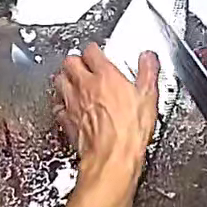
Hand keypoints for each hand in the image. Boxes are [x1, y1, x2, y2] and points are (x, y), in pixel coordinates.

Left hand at [54, 42, 159, 176]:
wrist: (112, 157)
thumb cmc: (129, 130)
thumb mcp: (148, 97)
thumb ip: (148, 73)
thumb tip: (148, 58)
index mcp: (105, 76)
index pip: (92, 51)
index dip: (94, 50)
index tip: (97, 52)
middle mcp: (85, 86)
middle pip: (70, 62)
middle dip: (75, 61)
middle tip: (81, 64)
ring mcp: (73, 102)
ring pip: (59, 80)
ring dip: (64, 78)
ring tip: (71, 80)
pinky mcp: (66, 120)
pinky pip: (58, 105)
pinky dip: (61, 103)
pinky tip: (68, 107)